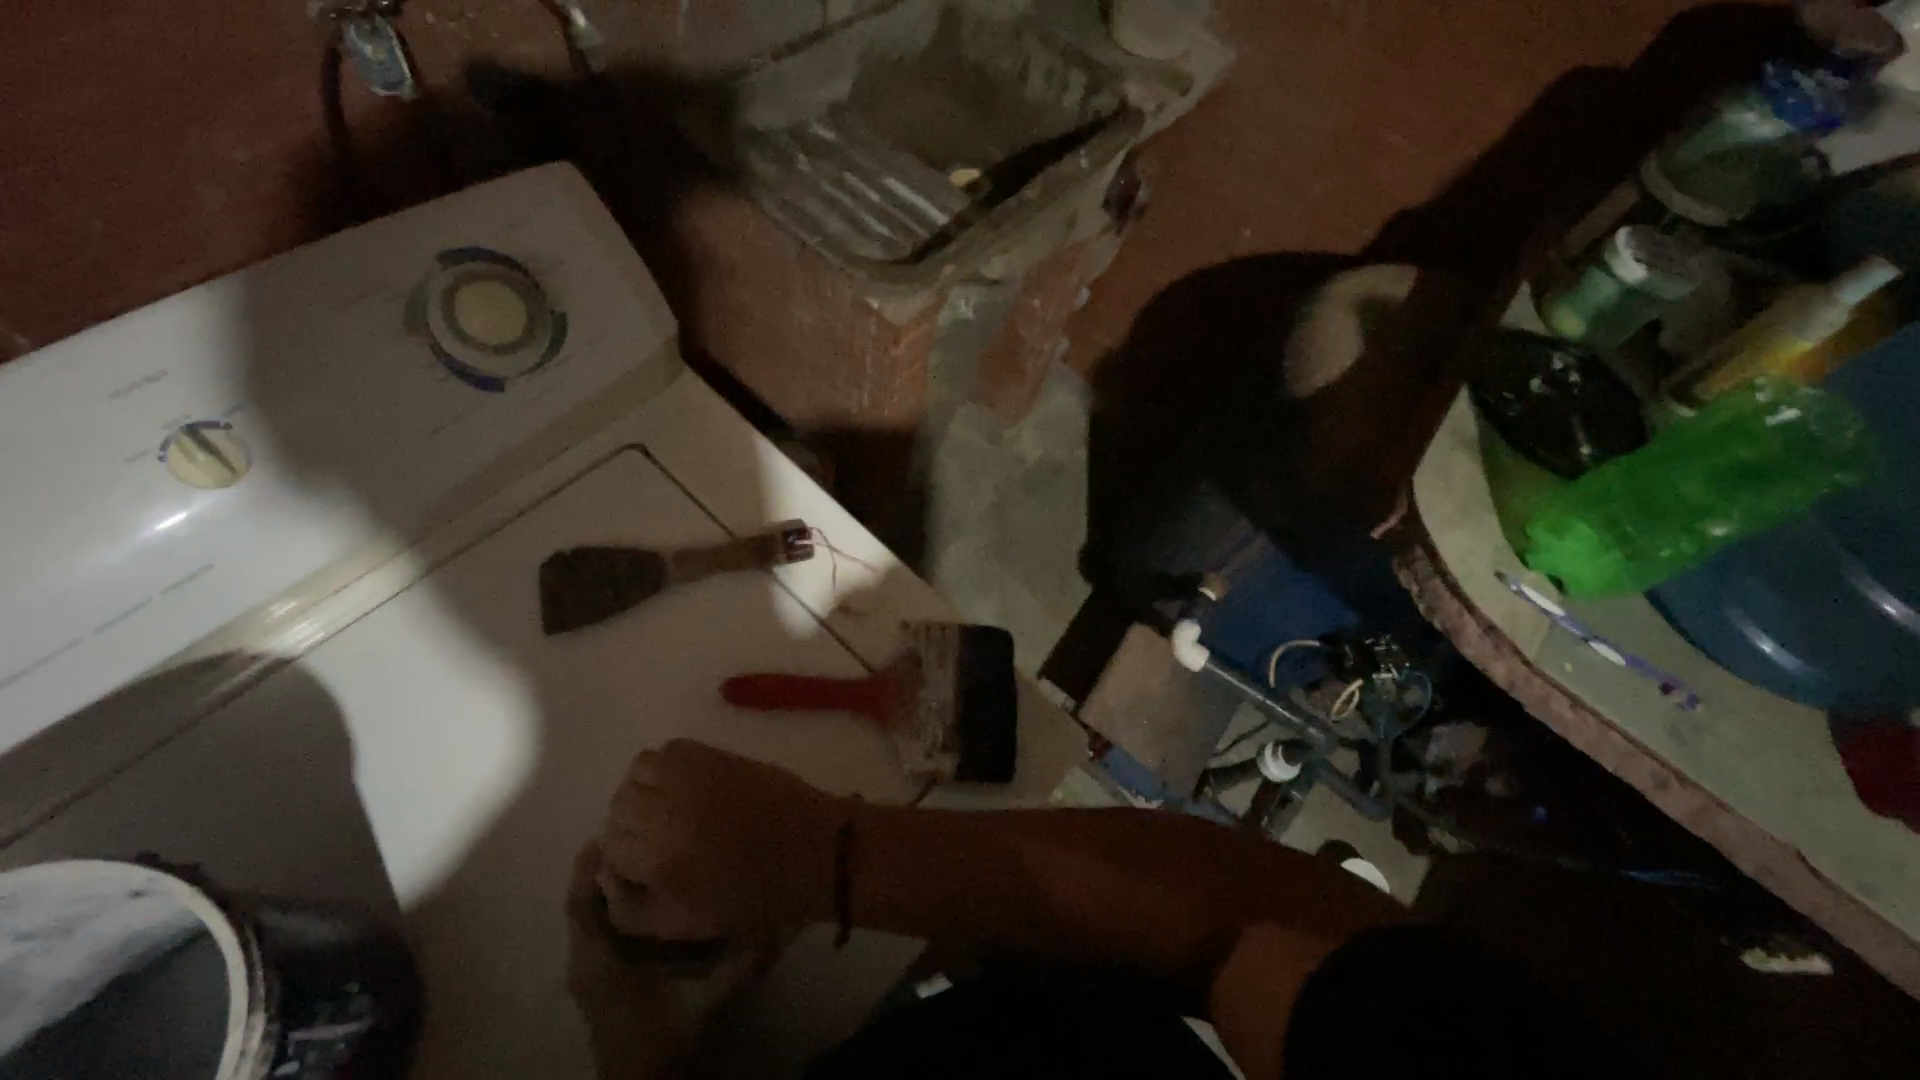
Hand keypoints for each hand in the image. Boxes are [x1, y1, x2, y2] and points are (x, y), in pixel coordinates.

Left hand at [565, 841, 775, 1079]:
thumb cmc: (664, 1039)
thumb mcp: (707, 1001)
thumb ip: (743, 964)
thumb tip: (783, 925)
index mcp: (598, 959)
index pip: (581, 902)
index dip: (590, 866)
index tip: (613, 830)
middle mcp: (585, 962)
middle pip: (583, 905)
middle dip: (603, 870)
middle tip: (637, 835)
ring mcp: (588, 976)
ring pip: (589, 921)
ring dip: (608, 891)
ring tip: (644, 858)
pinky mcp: (598, 986)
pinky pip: (599, 936)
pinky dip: (613, 914)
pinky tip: (645, 902)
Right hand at [598, 739, 853, 940]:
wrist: (819, 851)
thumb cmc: (758, 898)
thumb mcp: (689, 925)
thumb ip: (634, 911)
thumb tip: (606, 878)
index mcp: (660, 859)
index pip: (610, 846)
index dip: (625, 858)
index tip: (646, 866)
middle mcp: (668, 811)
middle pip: (620, 806)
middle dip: (632, 824)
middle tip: (660, 838)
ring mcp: (693, 776)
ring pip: (638, 772)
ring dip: (645, 790)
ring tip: (669, 807)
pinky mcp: (717, 755)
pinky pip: (669, 749)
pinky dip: (668, 765)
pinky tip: (686, 785)